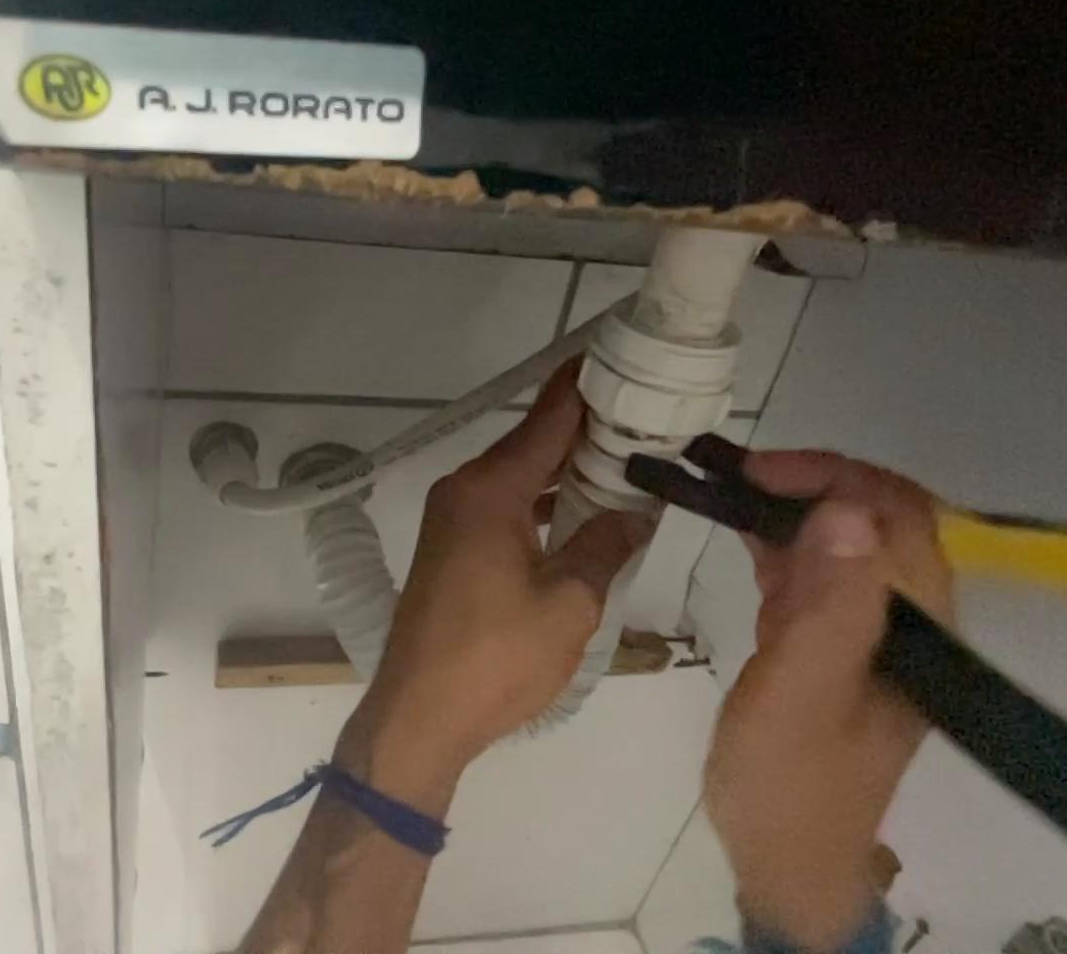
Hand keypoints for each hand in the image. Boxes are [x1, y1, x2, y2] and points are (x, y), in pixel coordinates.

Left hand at [338, 362, 656, 802]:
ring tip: (626, 459)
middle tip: (645, 413)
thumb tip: (636, 510)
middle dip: (585, 428)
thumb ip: (605, 545)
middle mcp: (464, 490)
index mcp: (489, 490)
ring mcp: (452, 518)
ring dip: (564, 468)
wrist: (420, 713)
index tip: (619, 353)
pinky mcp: (451, 546)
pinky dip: (540, 501)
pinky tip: (579, 510)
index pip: (546, 418)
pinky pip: (503, 505)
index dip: (583, 386)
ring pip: (517, 476)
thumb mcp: (568, 603)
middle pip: (532, 442)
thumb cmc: (495, 658)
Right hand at [703, 451, 955, 949]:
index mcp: (913, 629)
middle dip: (807, 479)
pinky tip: (732, 525)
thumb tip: (842, 512)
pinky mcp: (825, 637)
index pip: (895, 519)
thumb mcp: (799, 696)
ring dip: (786, 502)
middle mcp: (901, 618)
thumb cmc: (786, 781)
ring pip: (839, 536)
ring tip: (719, 482)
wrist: (783, 855)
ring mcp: (863, 628)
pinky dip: (772, 536)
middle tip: (727, 469)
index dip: (832, 478)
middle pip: (874, 517)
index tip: (753, 470)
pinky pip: (808, 566)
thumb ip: (828, 609)